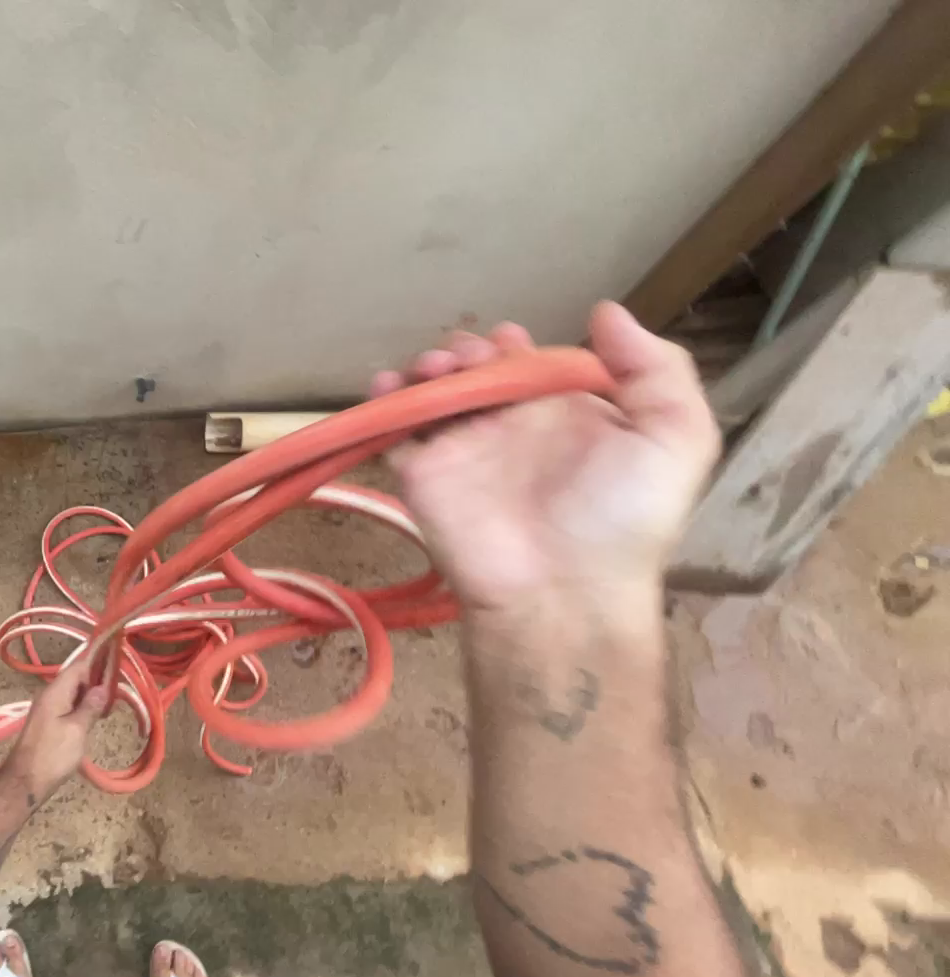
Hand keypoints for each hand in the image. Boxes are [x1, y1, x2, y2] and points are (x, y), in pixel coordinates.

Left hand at [1, 652, 111, 795]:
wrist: (26, 780)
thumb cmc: (53, 754)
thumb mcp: (77, 730)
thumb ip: (90, 707)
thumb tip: (102, 687)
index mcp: (55, 692)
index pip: (78, 666)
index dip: (97, 662)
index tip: (117, 662)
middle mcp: (50, 695)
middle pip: (76, 678)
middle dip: (97, 680)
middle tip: (120, 688)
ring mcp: (48, 709)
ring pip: (73, 693)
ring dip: (91, 695)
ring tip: (113, 702)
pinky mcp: (49, 723)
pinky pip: (69, 706)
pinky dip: (83, 707)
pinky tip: (96, 716)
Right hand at [370, 302, 718, 615]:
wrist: (559, 587)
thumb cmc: (622, 516)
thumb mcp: (675, 437)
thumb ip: (653, 369)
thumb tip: (602, 311)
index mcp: (560, 412)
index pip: (527, 363)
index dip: (512, 344)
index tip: (507, 340)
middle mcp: (505, 426)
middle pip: (472, 373)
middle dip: (463, 352)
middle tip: (465, 358)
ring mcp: (458, 448)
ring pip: (430, 395)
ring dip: (425, 370)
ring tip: (432, 367)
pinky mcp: (420, 472)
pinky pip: (392, 432)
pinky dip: (381, 406)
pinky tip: (386, 386)